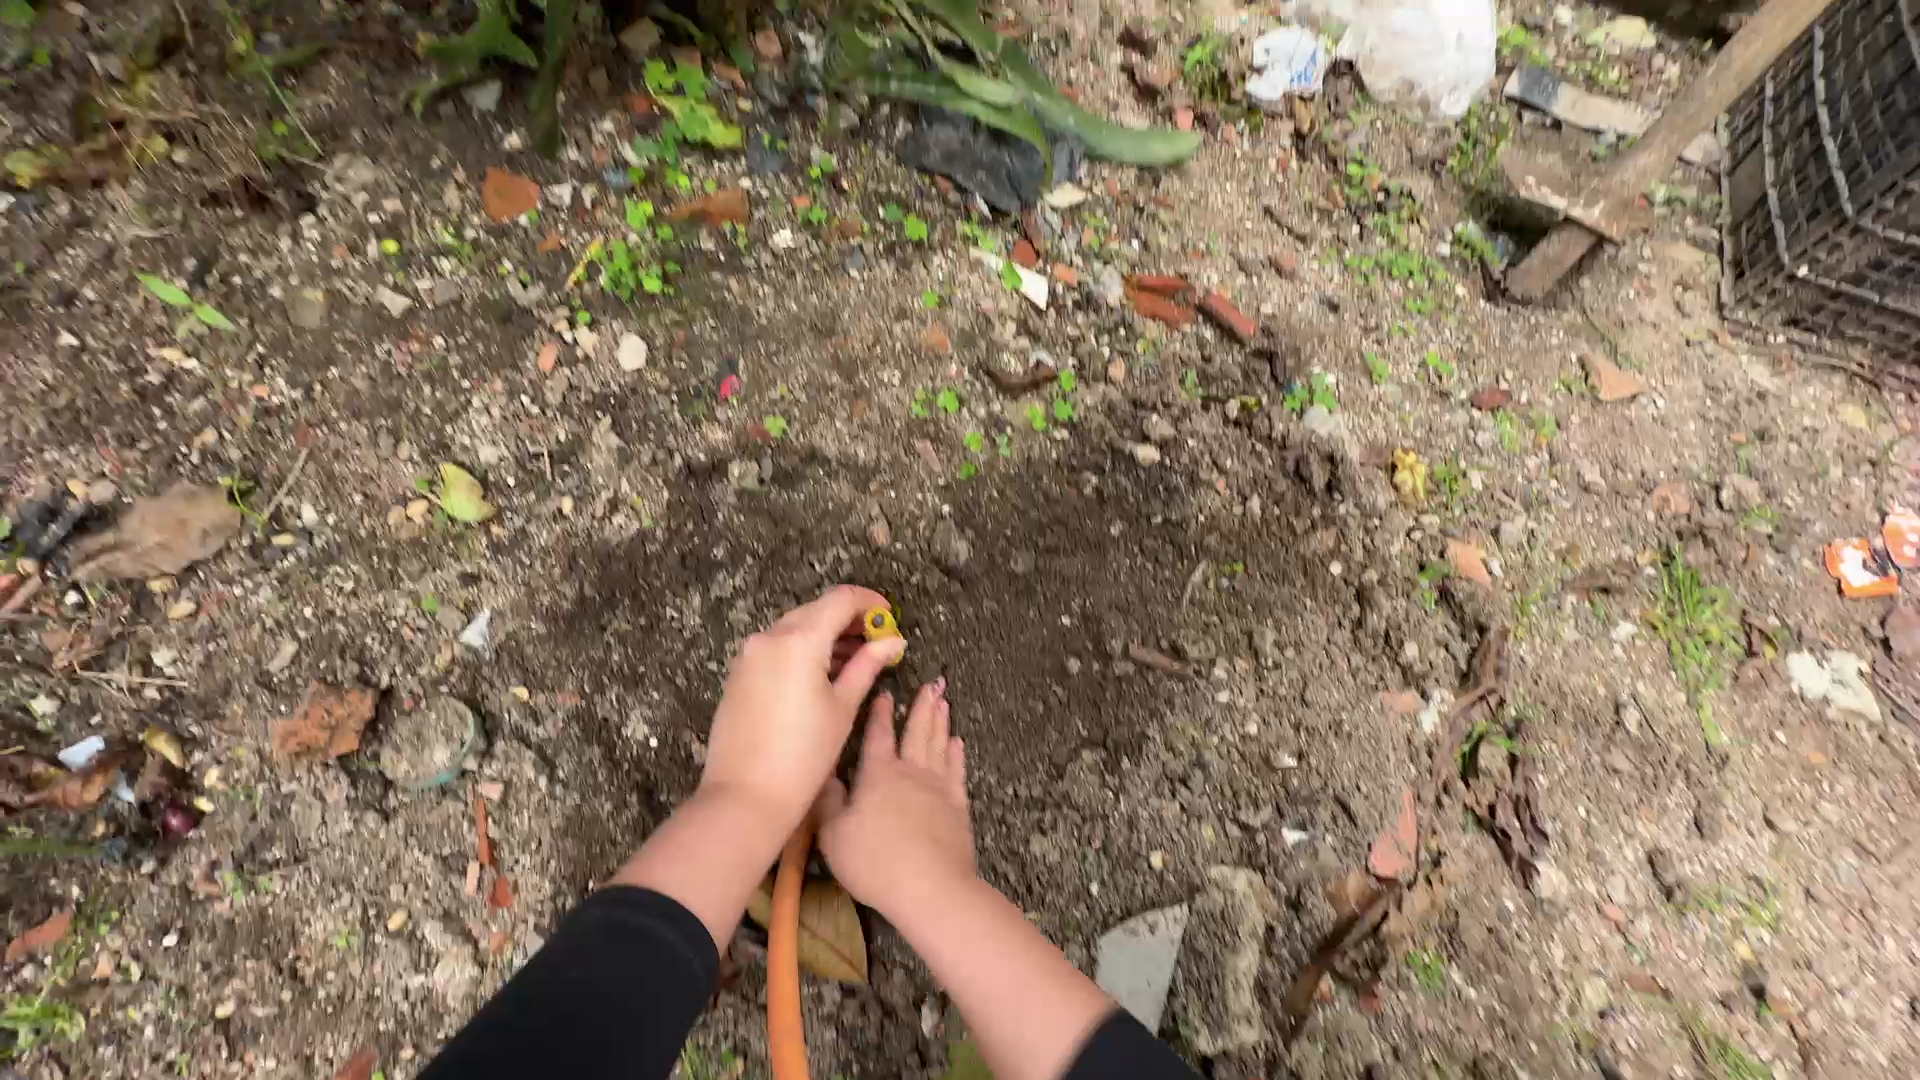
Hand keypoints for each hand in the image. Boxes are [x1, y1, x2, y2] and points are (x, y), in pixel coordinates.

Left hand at [699, 585, 904, 828]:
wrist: (745, 796)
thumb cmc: (804, 754)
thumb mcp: (843, 707)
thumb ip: (868, 665)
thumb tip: (892, 642)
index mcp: (799, 640)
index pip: (841, 600)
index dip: (869, 602)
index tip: (889, 617)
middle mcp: (770, 637)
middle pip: (817, 610)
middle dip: (849, 619)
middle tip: (877, 640)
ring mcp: (749, 654)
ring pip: (795, 627)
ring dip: (826, 634)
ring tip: (856, 658)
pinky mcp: (739, 673)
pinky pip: (777, 646)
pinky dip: (803, 649)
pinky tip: (823, 672)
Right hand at [817, 680, 974, 916]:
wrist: (930, 886)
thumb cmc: (874, 861)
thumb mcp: (833, 835)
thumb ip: (828, 801)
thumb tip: (824, 773)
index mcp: (878, 774)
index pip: (878, 735)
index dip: (880, 714)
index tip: (886, 693)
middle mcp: (910, 772)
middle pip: (916, 731)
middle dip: (921, 707)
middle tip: (930, 685)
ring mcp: (938, 787)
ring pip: (939, 745)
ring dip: (940, 722)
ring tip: (944, 701)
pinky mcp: (958, 806)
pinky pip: (957, 771)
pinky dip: (957, 754)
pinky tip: (958, 742)